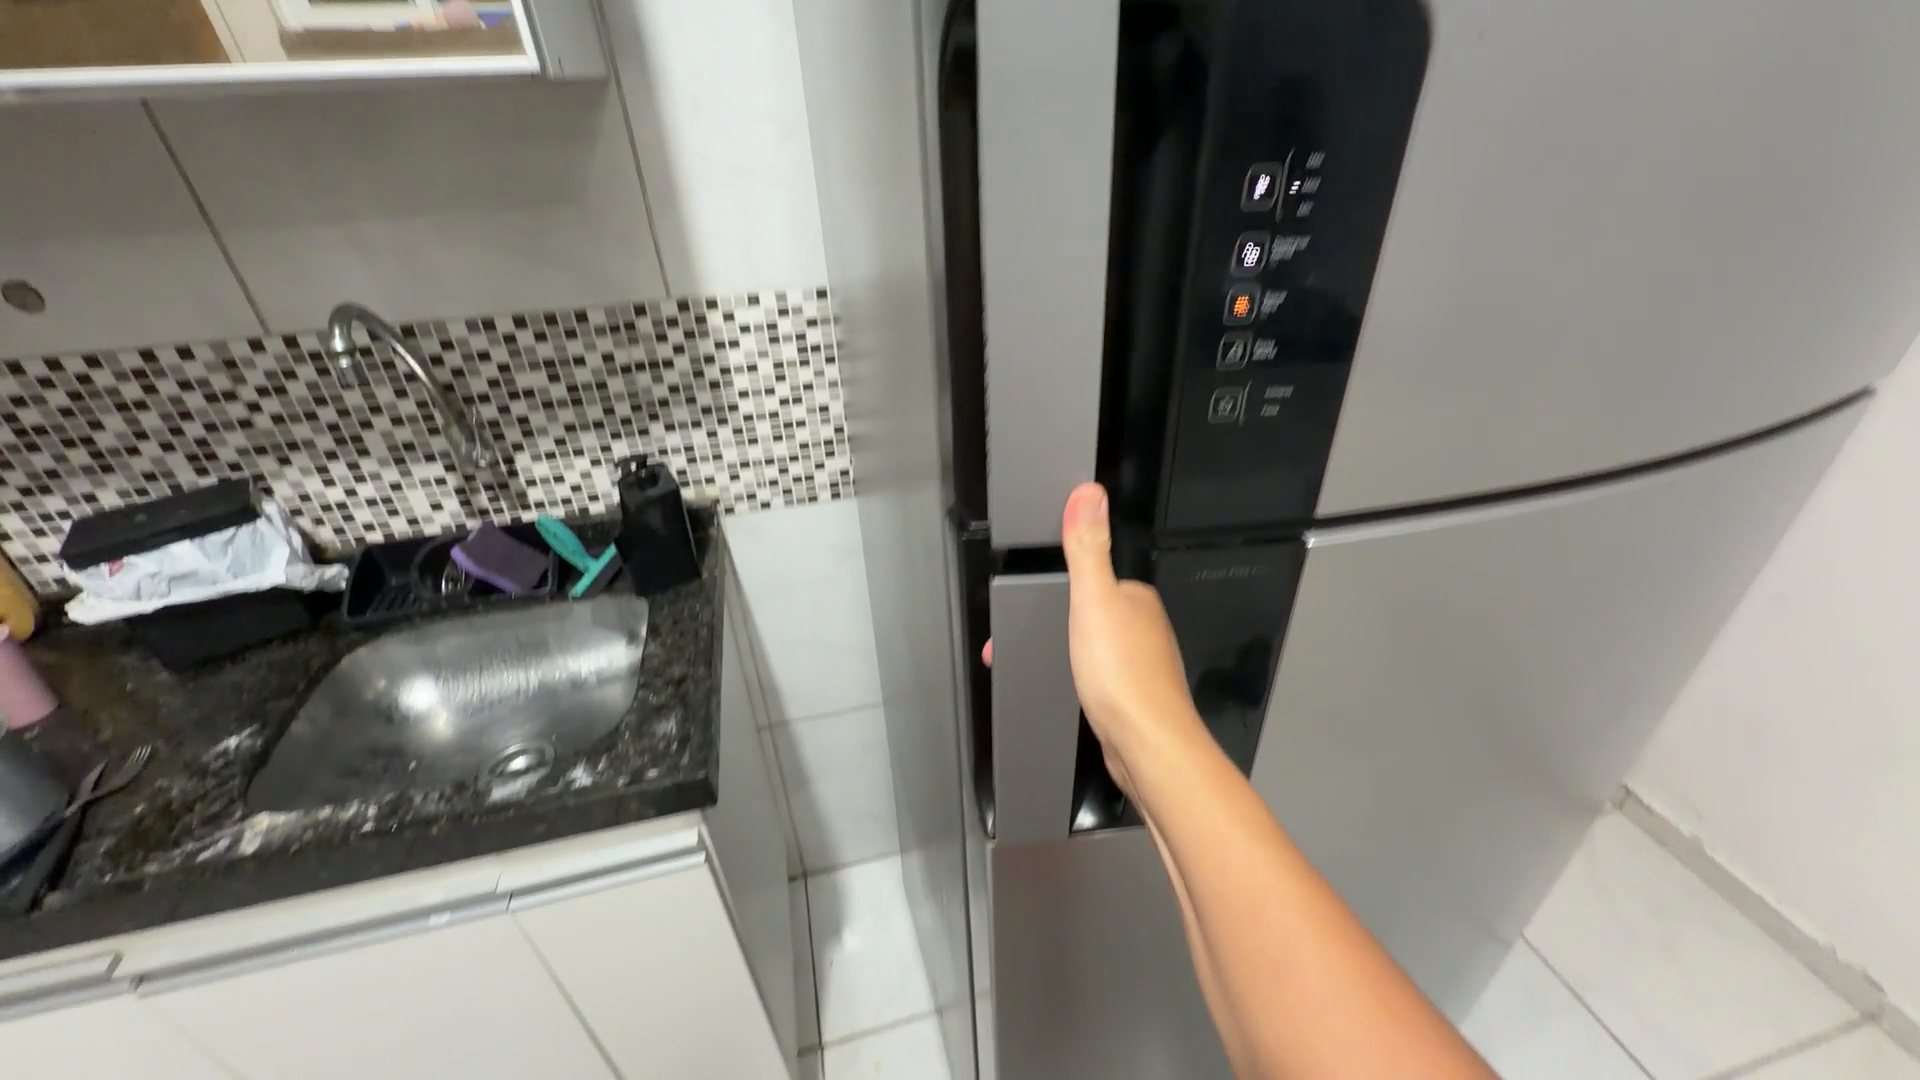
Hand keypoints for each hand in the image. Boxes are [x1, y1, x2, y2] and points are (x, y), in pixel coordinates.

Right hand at [1058, 483, 1201, 793]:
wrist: (1145, 743)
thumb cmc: (1121, 674)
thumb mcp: (1092, 600)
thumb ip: (1087, 549)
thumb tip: (1088, 494)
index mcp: (1136, 598)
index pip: (1098, 576)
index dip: (1064, 587)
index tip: (1037, 602)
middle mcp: (1145, 627)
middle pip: (1093, 613)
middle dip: (1060, 625)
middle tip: (1026, 640)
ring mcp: (1142, 662)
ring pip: (1096, 645)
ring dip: (1070, 652)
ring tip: (1045, 664)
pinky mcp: (1134, 694)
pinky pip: (1101, 674)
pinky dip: (1083, 677)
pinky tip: (1074, 689)